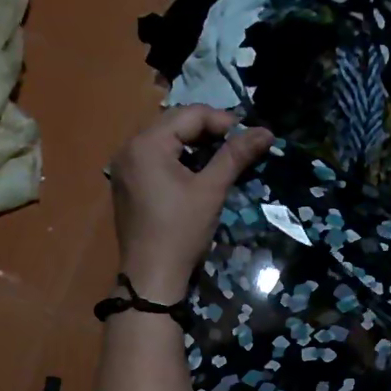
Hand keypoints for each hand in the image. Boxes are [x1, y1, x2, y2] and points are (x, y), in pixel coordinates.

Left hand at [107, 105, 273, 302]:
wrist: (151, 275)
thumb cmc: (181, 232)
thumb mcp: (211, 191)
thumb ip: (235, 157)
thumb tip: (265, 132)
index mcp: (146, 143)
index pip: (190, 114)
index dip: (223, 120)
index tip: (251, 135)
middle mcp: (129, 147)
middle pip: (174, 123)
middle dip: (209, 131)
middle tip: (239, 144)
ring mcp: (124, 166)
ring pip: (164, 141)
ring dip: (194, 144)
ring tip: (222, 157)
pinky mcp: (127, 184)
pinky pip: (155, 159)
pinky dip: (178, 159)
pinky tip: (197, 173)